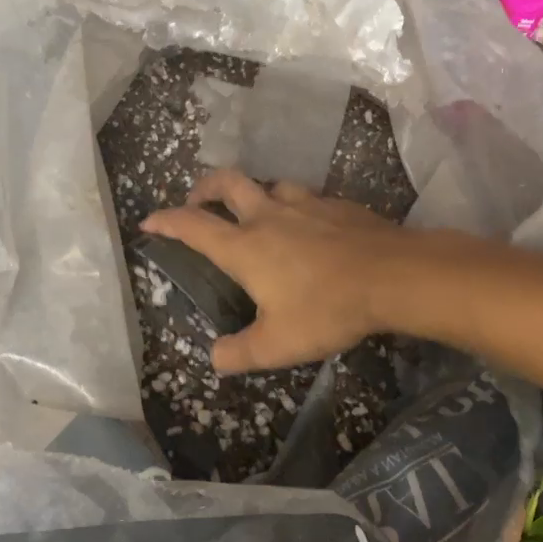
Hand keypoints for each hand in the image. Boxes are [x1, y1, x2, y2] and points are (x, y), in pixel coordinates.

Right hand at [140, 170, 405, 373]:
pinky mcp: (340, 206)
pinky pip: (309, 198)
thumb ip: (240, 353)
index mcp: (245, 247)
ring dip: (256, 193)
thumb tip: (216, 357)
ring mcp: (307, 205)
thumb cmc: (326, 309)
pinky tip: (310, 225)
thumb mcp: (276, 345)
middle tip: (199, 200)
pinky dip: (297, 207)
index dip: (167, 221)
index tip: (150, 220)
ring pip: (271, 185)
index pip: (193, 226)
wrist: (392, 276)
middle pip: (228, 183)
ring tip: (257, 211)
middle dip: (206, 187)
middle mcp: (270, 216)